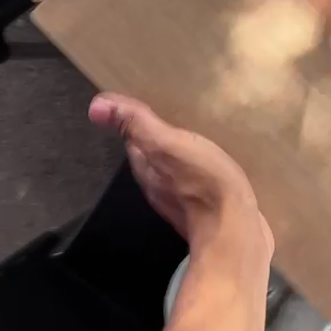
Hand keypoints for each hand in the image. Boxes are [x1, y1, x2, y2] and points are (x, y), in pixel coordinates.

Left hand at [89, 94, 273, 263]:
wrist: (235, 233)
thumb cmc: (202, 185)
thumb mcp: (168, 145)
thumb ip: (137, 125)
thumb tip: (95, 106)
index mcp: (146, 168)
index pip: (133, 138)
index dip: (136, 118)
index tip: (146, 97)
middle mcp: (159, 184)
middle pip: (153, 153)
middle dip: (160, 134)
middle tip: (173, 109)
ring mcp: (183, 198)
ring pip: (176, 167)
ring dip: (181, 150)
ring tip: (196, 129)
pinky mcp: (209, 206)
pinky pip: (198, 178)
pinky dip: (201, 165)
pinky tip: (214, 158)